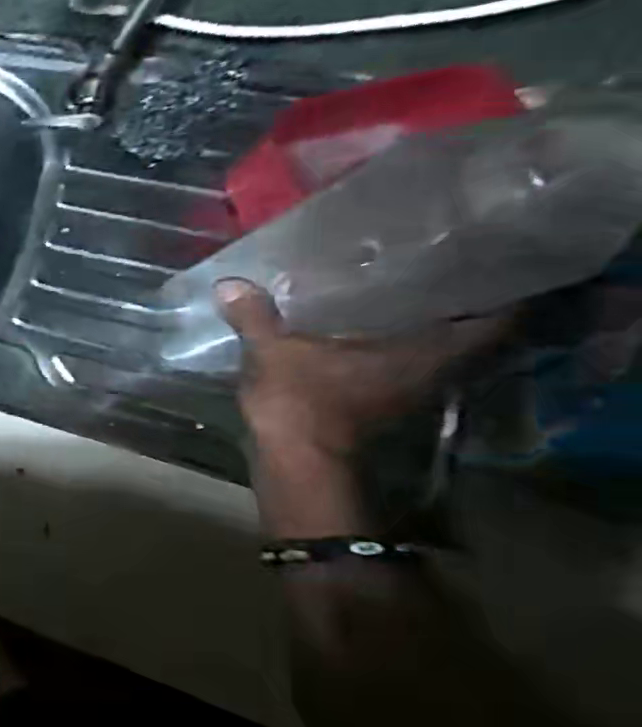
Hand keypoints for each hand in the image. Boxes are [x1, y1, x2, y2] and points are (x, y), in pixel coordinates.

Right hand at [216, 279, 510, 460]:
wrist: (298, 460)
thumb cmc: (302, 401)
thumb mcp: (272, 352)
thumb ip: (255, 315)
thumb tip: (229, 283)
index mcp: (428, 350)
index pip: (496, 315)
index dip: (493, 290)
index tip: (473, 266)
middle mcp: (433, 370)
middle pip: (462, 332)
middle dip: (444, 306)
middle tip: (419, 276)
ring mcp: (409, 392)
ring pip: (427, 352)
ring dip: (411, 331)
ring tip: (383, 301)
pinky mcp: (382, 406)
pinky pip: (397, 367)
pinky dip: (384, 353)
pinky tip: (354, 337)